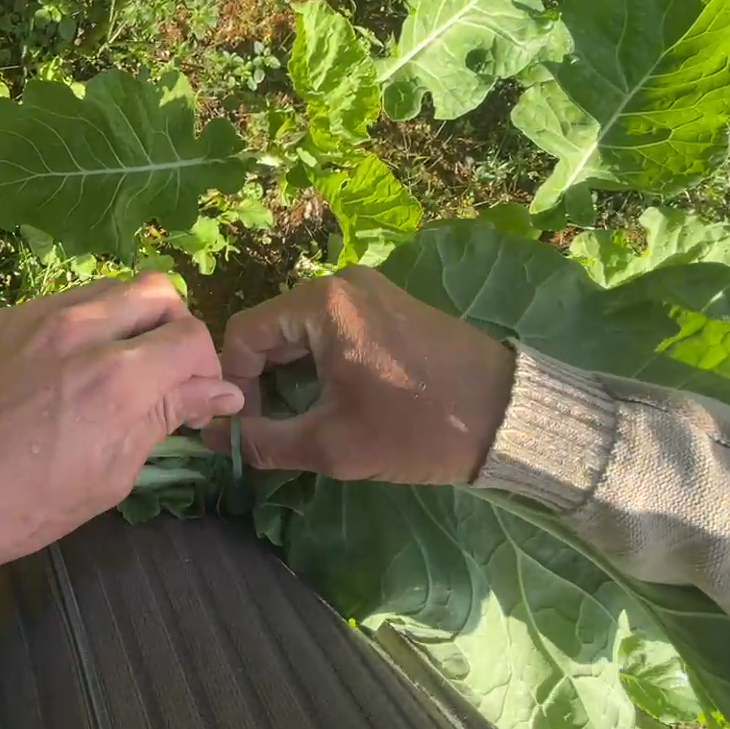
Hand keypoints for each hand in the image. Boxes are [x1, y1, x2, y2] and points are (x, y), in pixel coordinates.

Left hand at [0, 272, 242, 571]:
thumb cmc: (31, 503)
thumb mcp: (114, 472)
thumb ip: (168, 415)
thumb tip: (222, 391)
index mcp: (116, 377)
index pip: (192, 337)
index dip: (205, 368)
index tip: (194, 396)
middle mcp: (81, 329)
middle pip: (159, 290)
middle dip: (175, 327)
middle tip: (163, 369)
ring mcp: (37, 314)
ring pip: (112, 285)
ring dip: (131, 317)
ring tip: (118, 361)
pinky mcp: (5, 315)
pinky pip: (65, 299)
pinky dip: (85, 321)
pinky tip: (69, 362)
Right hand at [202, 266, 514, 483]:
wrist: (517, 420)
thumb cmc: (418, 428)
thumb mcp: (333, 444)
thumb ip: (263, 442)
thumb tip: (212, 440)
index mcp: (320, 304)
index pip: (243, 334)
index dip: (234, 382)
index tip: (245, 426)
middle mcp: (338, 284)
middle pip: (270, 328)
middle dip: (260, 379)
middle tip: (267, 424)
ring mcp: (367, 290)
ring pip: (298, 329)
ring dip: (287, 371)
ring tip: (297, 415)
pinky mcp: (388, 304)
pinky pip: (329, 326)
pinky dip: (316, 360)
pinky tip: (329, 394)